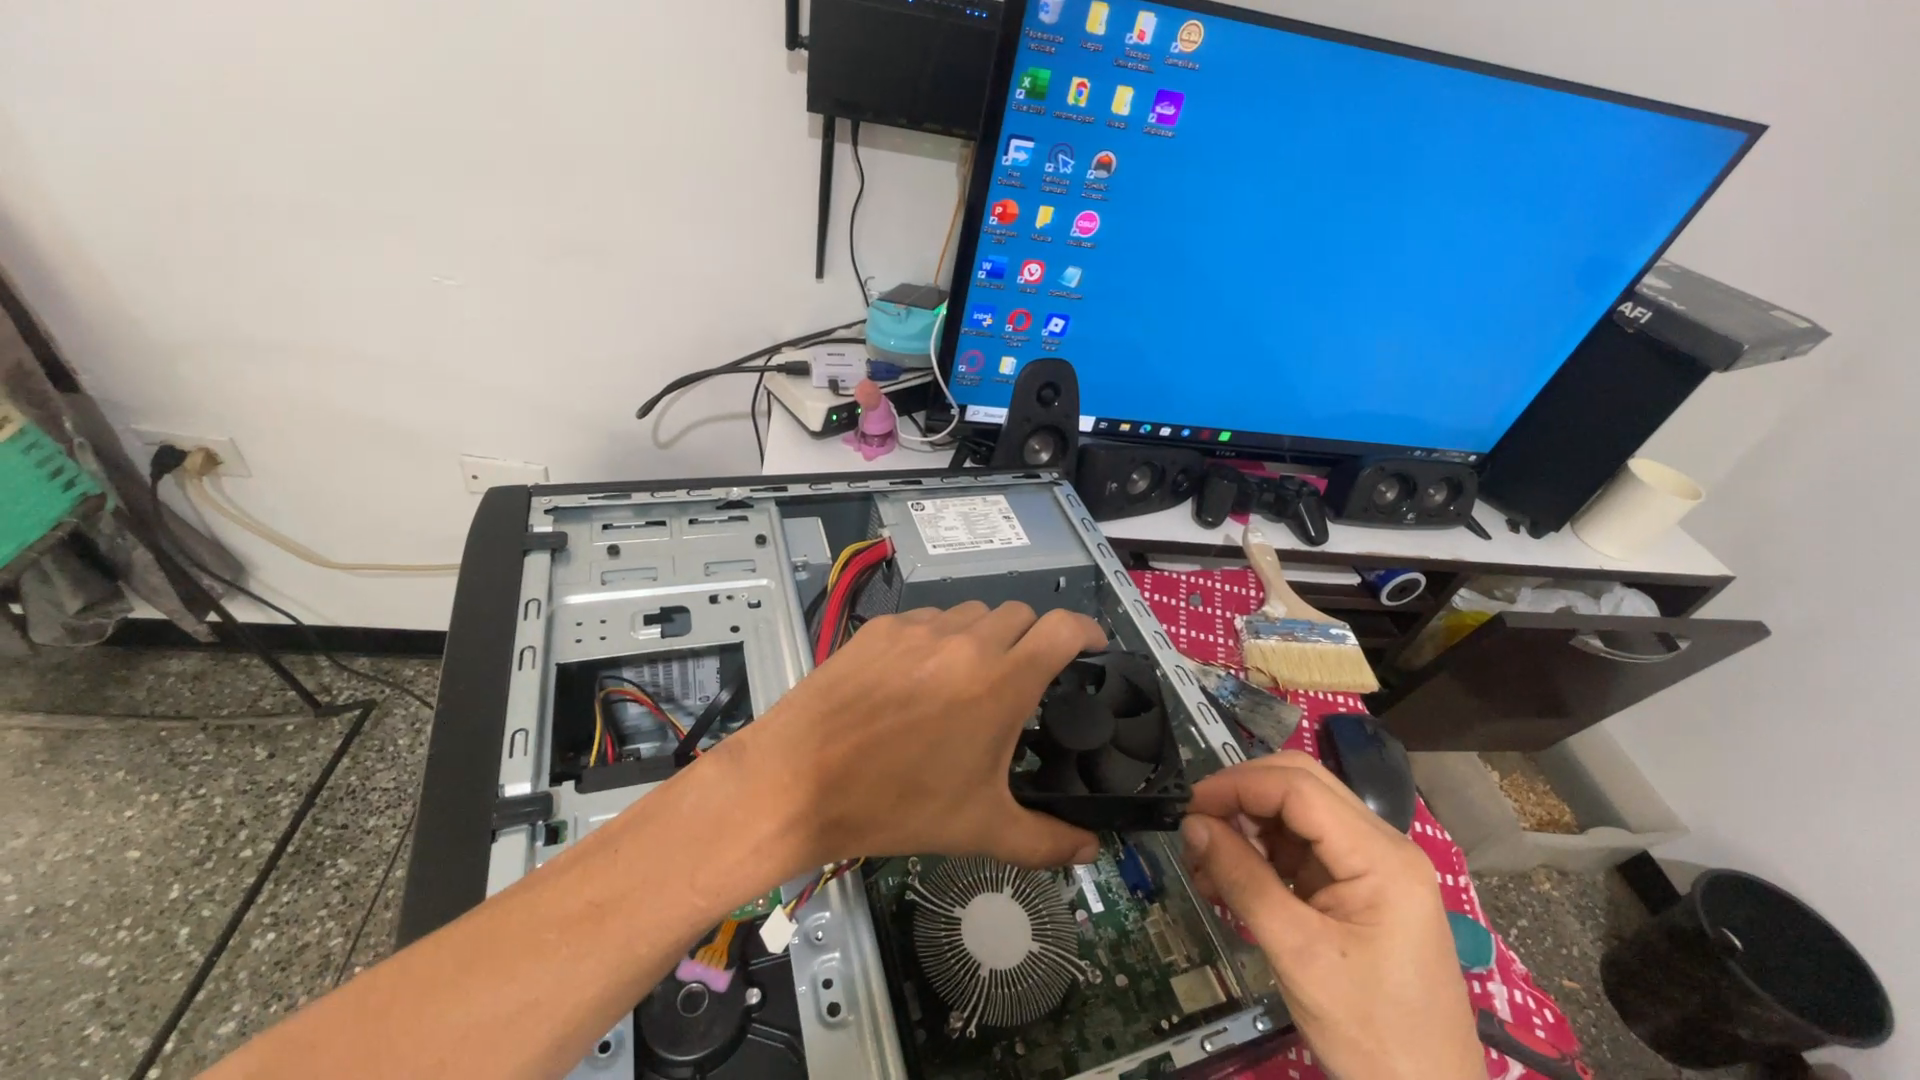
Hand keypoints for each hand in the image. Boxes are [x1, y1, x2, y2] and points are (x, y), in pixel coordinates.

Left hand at [710, 600, 1107, 874]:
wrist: (797, 781)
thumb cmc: (896, 805)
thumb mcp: (978, 828)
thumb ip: (1046, 841)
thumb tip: (1091, 849)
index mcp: (1001, 681)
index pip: (1064, 629)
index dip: (1088, 632)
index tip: (1092, 649)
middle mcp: (965, 640)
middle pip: (1020, 615)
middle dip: (1033, 639)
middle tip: (1025, 680)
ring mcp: (918, 628)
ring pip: (971, 612)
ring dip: (984, 636)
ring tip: (970, 679)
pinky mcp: (880, 629)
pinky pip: (927, 619)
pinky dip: (939, 639)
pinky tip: (918, 679)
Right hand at [1180, 753, 1482, 1079]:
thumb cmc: (1370, 1030)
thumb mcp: (1297, 954)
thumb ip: (1243, 880)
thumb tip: (1192, 824)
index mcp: (1380, 856)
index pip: (1298, 787)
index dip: (1237, 785)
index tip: (1188, 809)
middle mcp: (1381, 846)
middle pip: (1300, 787)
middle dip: (1241, 799)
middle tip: (1195, 831)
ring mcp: (1372, 867)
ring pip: (1296, 815)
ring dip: (1246, 829)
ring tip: (1206, 870)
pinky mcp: (1358, 890)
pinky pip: (1301, 850)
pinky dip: (1261, 857)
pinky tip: (1229, 884)